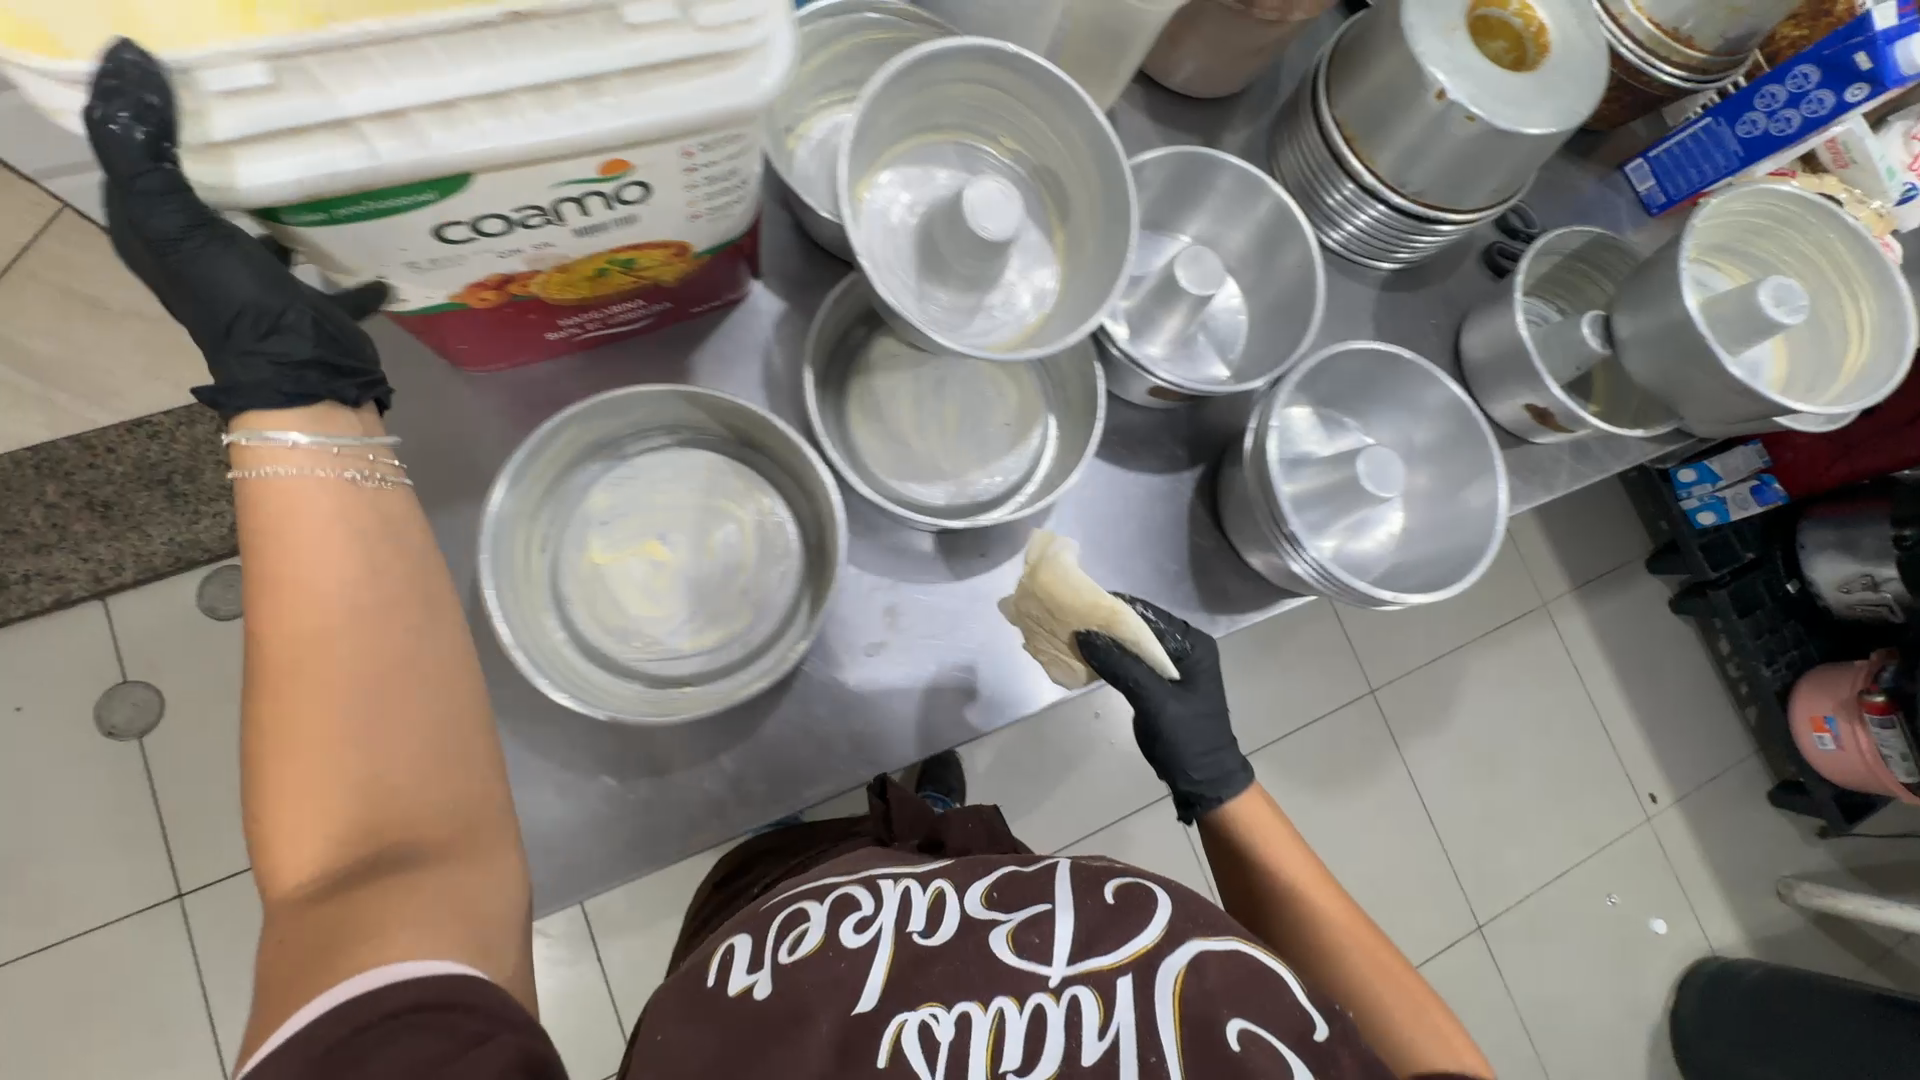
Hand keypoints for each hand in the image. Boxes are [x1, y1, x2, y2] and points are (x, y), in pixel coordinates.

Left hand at [84, 39, 392, 419]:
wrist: (304, 370)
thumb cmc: (238, 299)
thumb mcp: (175, 219)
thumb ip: (145, 151)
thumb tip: (131, 65)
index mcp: (160, 241)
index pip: (140, 170)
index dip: (151, 127)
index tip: (188, 89)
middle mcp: (206, 264)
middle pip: (211, 204)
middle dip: (232, 168)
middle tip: (263, 128)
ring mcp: (262, 290)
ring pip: (273, 242)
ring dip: (293, 217)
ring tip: (322, 184)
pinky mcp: (313, 311)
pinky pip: (335, 286)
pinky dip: (354, 274)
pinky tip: (377, 259)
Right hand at [1075, 596, 1254, 823]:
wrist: (1202, 780)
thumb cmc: (1187, 737)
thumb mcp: (1153, 700)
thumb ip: (1121, 666)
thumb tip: (1084, 634)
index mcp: (1194, 644)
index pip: (1151, 616)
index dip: (1117, 608)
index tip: (1082, 605)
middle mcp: (1185, 648)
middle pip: (1141, 628)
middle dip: (1109, 625)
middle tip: (1072, 620)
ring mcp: (1172, 665)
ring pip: (1134, 645)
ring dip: (1108, 643)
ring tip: (1074, 636)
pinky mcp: (1159, 682)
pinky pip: (1133, 662)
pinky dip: (1113, 660)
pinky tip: (1088, 658)